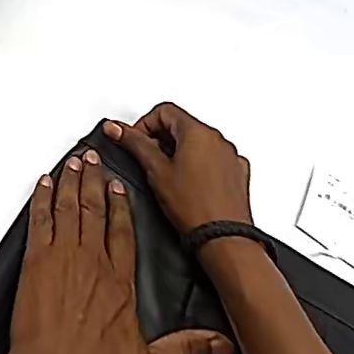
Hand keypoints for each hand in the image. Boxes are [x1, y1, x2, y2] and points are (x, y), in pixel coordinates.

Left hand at [0, 149, 231, 353]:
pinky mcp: (34, 264)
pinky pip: (39, 220)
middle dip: (93, 180)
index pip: (122, 231)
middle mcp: (91, 265)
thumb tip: (219, 344)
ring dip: (70, 181)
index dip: (120, 205)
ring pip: (68, 208)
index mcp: (118, 284)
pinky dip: (42, 199)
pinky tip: (43, 184)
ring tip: (73, 161)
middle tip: (93, 158)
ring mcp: (61, 260)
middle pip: (93, 210)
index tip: (119, 186)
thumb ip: (187, 351)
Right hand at [105, 103, 251, 234]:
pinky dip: (199, 165)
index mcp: (198, 132)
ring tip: (169, 177)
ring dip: (179, 152)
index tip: (137, 142)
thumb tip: (116, 127)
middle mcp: (218, 140)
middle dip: (161, 139)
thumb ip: (134, 143)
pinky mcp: (237, 175)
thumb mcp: (155, 171)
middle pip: (181, 125)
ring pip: (197, 142)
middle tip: (150, 160)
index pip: (164, 111)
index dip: (145, 124)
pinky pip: (213, 159)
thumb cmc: (195, 208)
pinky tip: (189, 185)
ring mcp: (230, 157)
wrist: (225, 242)